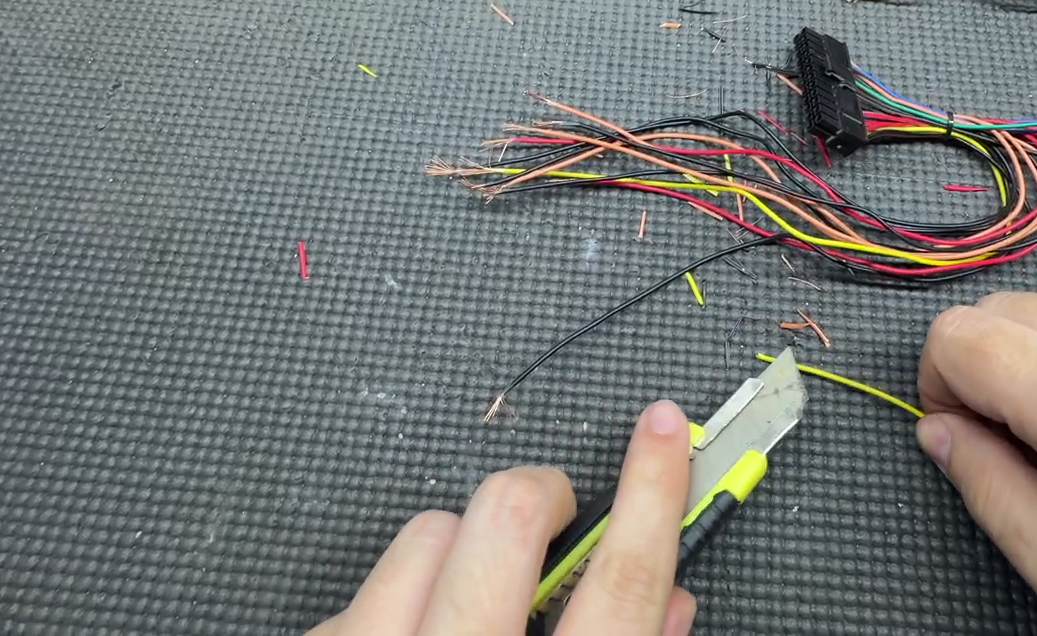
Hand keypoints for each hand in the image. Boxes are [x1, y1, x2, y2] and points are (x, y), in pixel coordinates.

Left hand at [311, 400, 698, 635]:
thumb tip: (670, 596)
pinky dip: (397, 600)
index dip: (653, 492)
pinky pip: (367, 580)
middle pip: (509, 514)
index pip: (622, 584)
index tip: (665, 428)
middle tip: (550, 518)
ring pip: (428, 530)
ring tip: (460, 608)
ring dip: (458, 554)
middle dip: (541, 495)